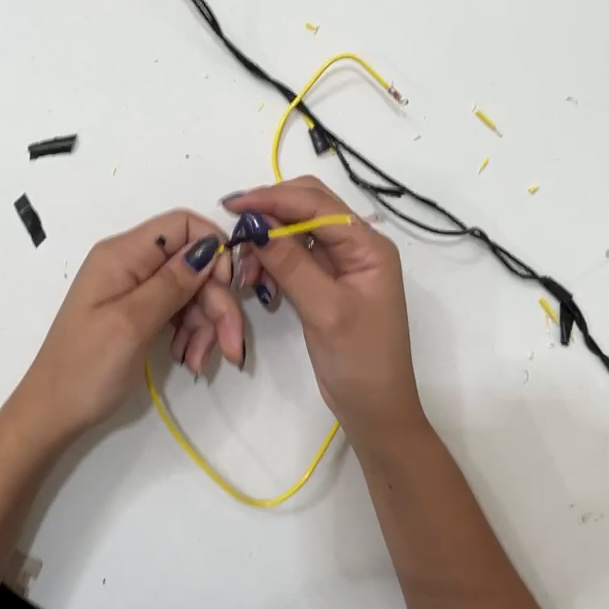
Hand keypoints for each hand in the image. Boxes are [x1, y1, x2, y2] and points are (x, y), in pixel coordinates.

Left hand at [11, 209, 244, 444]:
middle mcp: (130, 263)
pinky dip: (192, 334)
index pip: (182, 224)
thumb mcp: (132, 323)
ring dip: (207, 325)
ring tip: (200, 363)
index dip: (212, 249)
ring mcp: (135, 289)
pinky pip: (180, 311)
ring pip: (192, 290)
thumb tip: (210, 247)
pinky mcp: (140, 312)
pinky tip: (189, 360)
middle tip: (230, 346)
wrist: (52, 414)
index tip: (227, 288)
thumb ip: (172, 282)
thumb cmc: (86, 368)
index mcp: (123, 253)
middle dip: (217, 303)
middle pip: (193, 264)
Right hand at [225, 178, 423, 441]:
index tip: (232, 206)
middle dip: (269, 214)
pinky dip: (272, 261)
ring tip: (245, 273)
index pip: (316, 204)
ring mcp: (341, 262)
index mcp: (368, 245)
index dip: (273, 198)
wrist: (375, 410)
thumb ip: (291, 263)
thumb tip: (255, 223)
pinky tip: (258, 282)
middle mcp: (357, 245)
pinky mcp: (326, 280)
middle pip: (307, 207)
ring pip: (296, 230)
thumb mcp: (325, 310)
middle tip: (234, 231)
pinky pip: (294, 255)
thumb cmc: (360, 360)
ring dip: (267, 241)